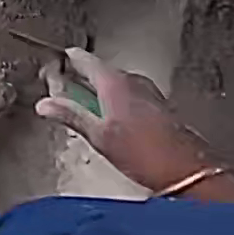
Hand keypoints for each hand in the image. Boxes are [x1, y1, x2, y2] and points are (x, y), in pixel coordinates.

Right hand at [36, 48, 218, 192]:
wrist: (189, 175)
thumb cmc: (145, 154)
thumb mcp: (98, 136)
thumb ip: (70, 116)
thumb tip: (44, 104)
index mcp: (115, 83)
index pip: (86, 60)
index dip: (69, 59)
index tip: (57, 60)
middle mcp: (134, 83)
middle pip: (102, 71)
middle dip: (83, 75)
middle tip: (65, 82)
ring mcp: (150, 95)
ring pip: (117, 83)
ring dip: (100, 88)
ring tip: (86, 100)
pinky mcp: (160, 109)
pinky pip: (131, 94)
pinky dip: (116, 99)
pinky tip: (111, 115)